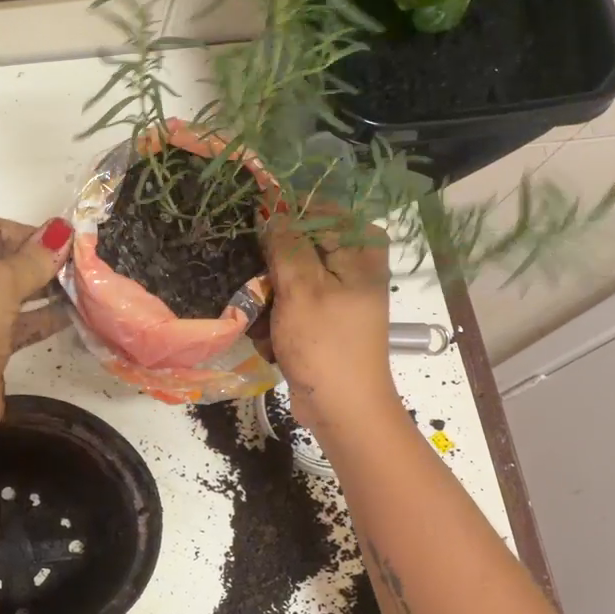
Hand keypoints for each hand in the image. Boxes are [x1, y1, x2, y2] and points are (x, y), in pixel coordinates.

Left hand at [0, 216, 72, 431]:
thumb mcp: (2, 282)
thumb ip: (35, 257)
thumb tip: (62, 231)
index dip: (28, 233)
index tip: (66, 240)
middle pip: (0, 259)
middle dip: (39, 262)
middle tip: (78, 263)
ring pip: (9, 293)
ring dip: (44, 289)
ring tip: (81, 286)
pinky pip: (12, 321)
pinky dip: (39, 317)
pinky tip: (71, 313)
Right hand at [262, 215, 399, 430]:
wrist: (342, 405)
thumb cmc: (325, 344)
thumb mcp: (301, 288)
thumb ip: (286, 244)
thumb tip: (273, 208)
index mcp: (360, 246)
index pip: (313, 213)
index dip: (280, 224)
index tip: (254, 241)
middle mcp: (354, 264)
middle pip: (297, 249)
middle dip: (271, 274)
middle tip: (260, 295)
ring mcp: (338, 295)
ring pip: (287, 282)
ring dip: (268, 304)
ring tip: (265, 327)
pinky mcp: (324, 322)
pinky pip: (290, 310)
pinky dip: (277, 325)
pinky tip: (274, 343)